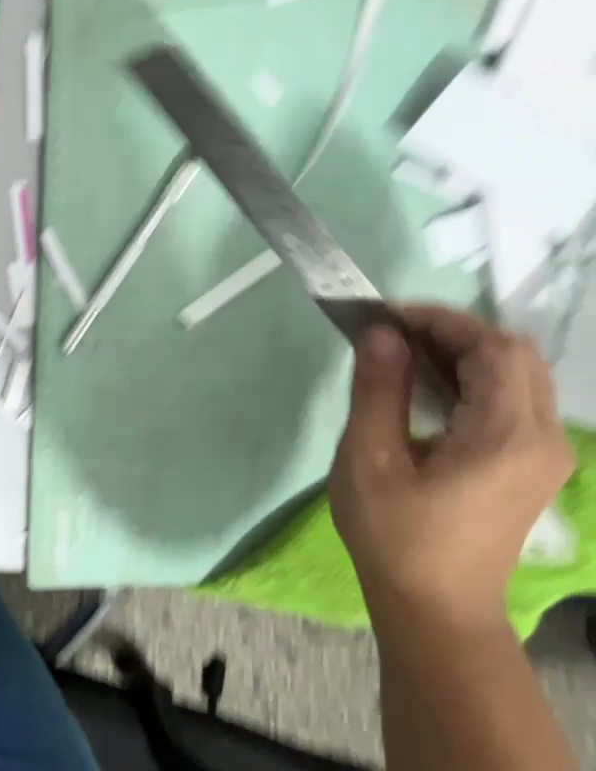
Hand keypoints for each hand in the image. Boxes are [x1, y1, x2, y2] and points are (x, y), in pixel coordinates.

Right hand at [330, 306, 572, 630]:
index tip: (382, 315)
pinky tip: (427, 388)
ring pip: (520, 376)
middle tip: (389, 332)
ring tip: (401, 354)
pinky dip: (474, 379)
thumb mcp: (369, 456)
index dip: (440, 321)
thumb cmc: (393, 529)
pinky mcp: (534, 464)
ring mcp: (547, 453)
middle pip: (517, 356)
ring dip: (465, 353)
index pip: (493, 349)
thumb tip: (382, 334)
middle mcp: (545, 437)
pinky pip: (515, 401)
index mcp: (507, 434)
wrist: (435, 601)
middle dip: (454, 332)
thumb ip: (380, 389)